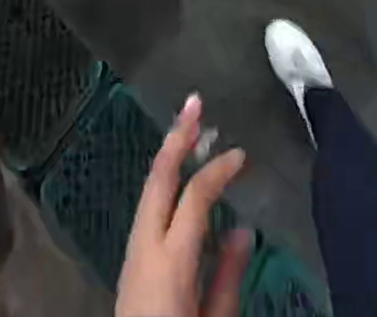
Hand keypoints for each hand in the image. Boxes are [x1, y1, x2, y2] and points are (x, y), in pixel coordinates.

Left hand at [117, 94, 251, 316]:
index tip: (241, 154)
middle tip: (195, 100)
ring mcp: (134, 246)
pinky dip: (165, 178)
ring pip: (150, 184)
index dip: (219, 171)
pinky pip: (150, 204)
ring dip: (170, 151)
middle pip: (159, 174)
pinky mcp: (132, 255)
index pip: (195, 197)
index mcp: (171, 259)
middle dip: (177, 134)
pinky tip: (179, 169)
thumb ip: (228, 277)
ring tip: (189, 123)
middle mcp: (146, 242)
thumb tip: (244, 230)